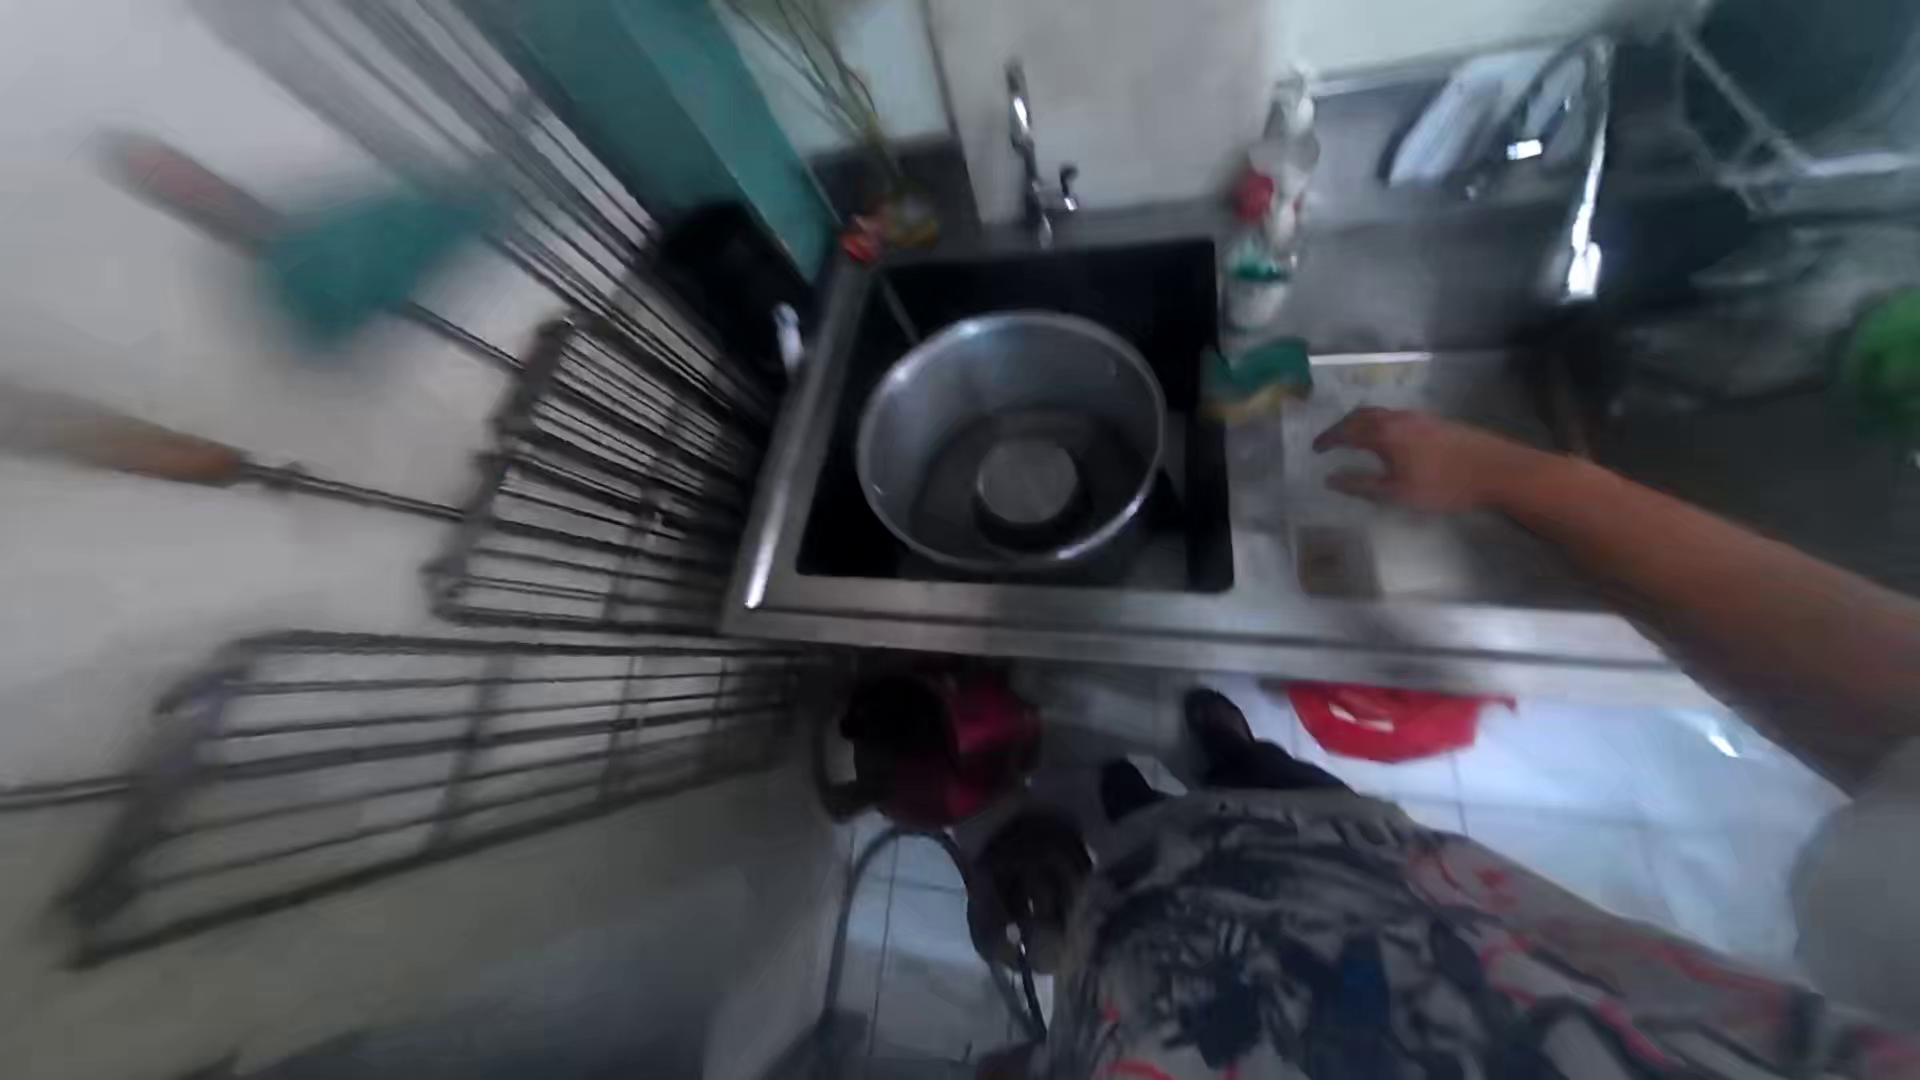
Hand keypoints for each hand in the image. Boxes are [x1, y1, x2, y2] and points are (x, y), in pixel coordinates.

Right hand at [1312, 407, 1555, 512]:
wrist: (1503, 473)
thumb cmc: (1444, 486)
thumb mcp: (1395, 493)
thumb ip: (1359, 485)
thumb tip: (1330, 479)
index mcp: (1385, 434)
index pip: (1346, 431)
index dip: (1327, 440)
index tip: (1315, 449)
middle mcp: (1400, 419)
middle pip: (1362, 415)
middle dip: (1342, 426)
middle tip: (1330, 440)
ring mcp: (1422, 418)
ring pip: (1382, 413)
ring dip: (1362, 423)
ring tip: (1355, 438)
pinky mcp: (1439, 422)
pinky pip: (1399, 417)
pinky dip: (1382, 424)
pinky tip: (1389, 440)